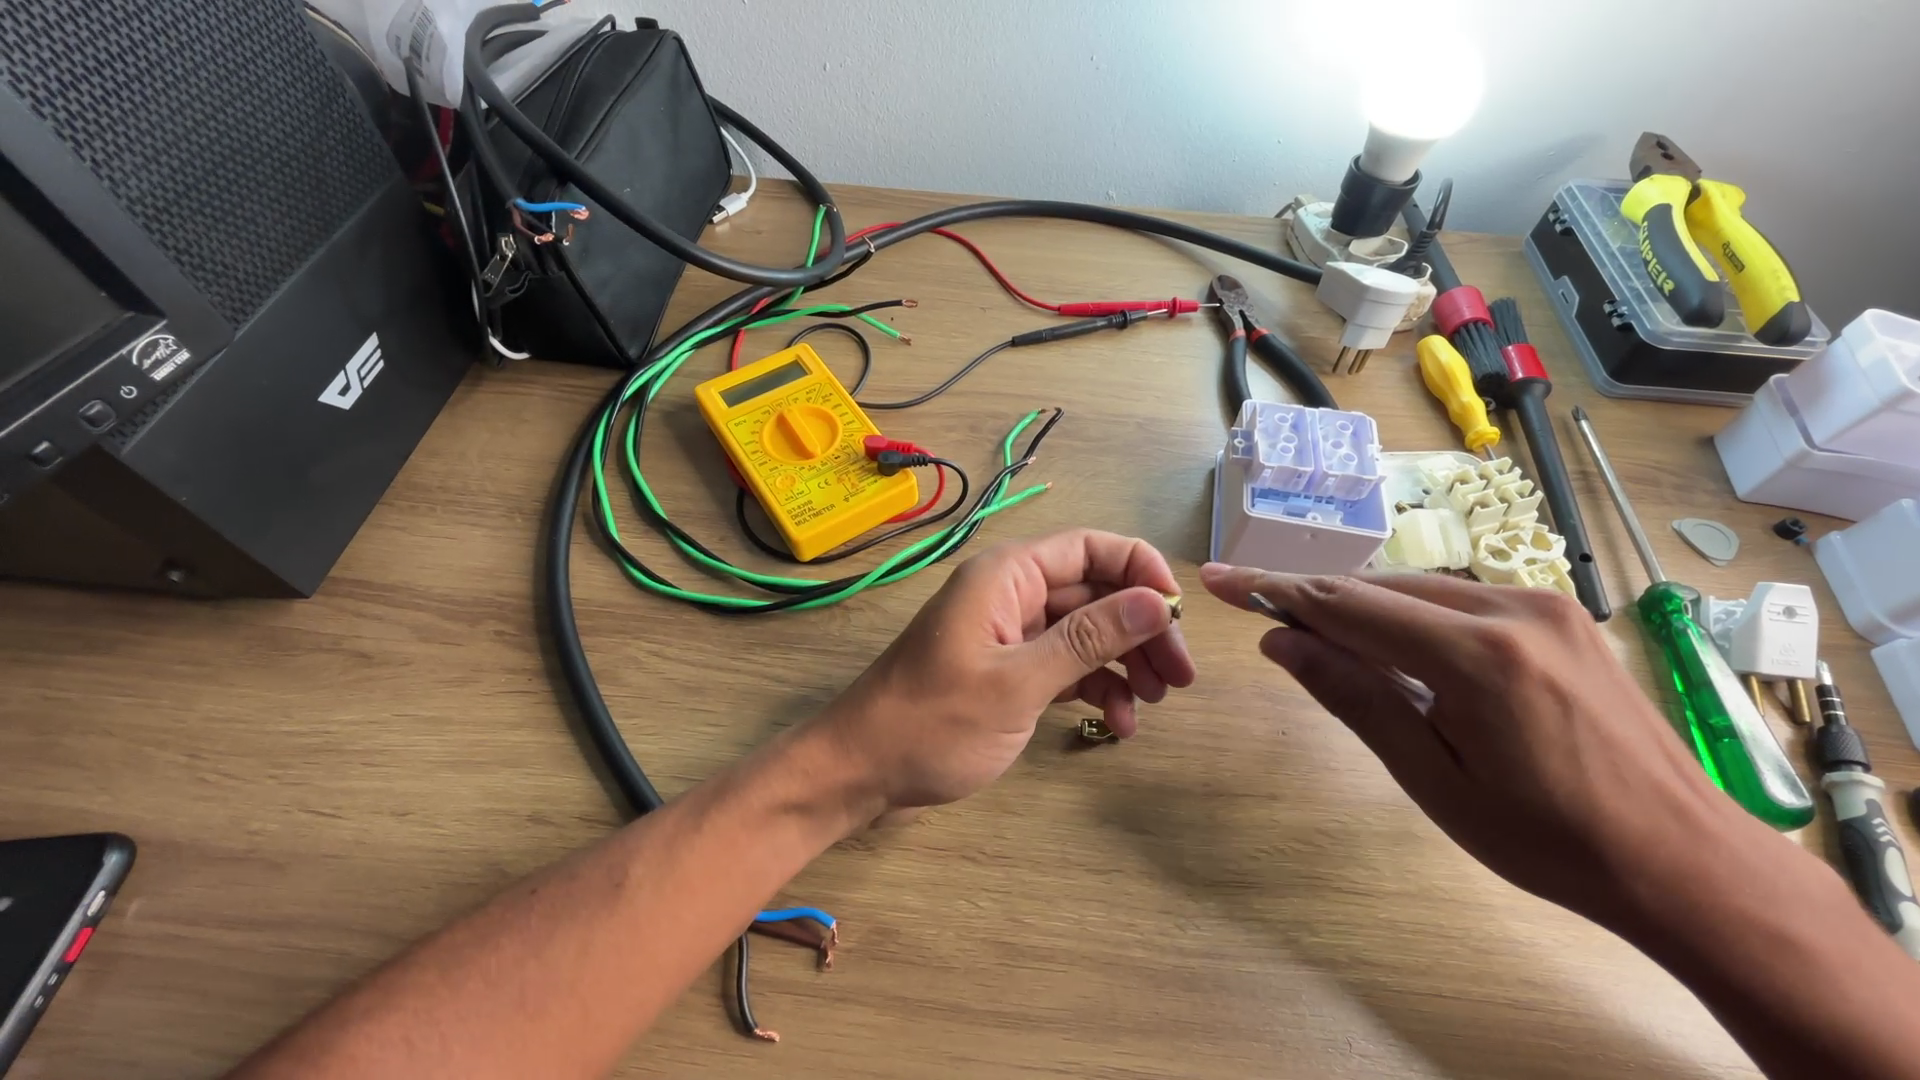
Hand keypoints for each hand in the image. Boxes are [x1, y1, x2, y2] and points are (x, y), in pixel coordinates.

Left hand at [809, 530, 1195, 813]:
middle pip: (1096, 592)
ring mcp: (1009, 634)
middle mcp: (1012, 594)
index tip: (1179, 617)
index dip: (1142, 572)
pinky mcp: (1007, 671)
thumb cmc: (932, 723)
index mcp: (1008, 576)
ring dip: (1124, 663)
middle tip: (1179, 679)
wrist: (861, 771)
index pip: (1092, 548)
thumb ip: (1089, 639)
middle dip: (1141, 629)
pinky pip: (1065, 666)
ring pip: (1086, 632)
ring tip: (1152, 706)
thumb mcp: (1017, 683)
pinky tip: (1117, 723)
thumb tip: (1157, 601)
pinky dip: (1094, 688)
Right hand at [1199, 563, 1745, 925]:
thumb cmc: (1549, 839)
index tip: (1219, 579)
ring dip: (1361, 609)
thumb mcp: (1433, 780)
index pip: (1346, 605)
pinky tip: (1392, 648)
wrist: (1685, 859)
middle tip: (1260, 620)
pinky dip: (1408, 615)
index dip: (1272, 590)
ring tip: (1319, 642)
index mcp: (1477, 655)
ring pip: (1417, 589)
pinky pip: (1457, 600)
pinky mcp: (1560, 616)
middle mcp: (1512, 608)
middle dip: (1313, 600)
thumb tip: (1282, 642)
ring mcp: (1543, 606)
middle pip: (1379, 588)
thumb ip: (1355, 698)